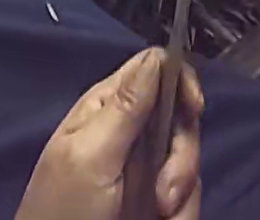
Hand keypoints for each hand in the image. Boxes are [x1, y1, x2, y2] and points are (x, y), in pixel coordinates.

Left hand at [15, 48, 203, 219]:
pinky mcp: (157, 200)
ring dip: (183, 189)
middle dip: (183, 151)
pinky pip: (188, 193)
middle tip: (165, 192)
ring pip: (187, 155)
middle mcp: (131, 129)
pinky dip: (183, 212)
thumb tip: (157, 55)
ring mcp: (145, 167)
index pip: (154, 66)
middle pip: (180, 112)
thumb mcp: (89, 157)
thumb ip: (125, 106)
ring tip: (162, 215)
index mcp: (108, 105)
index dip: (180, 77)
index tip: (194, 108)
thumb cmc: (65, 215)